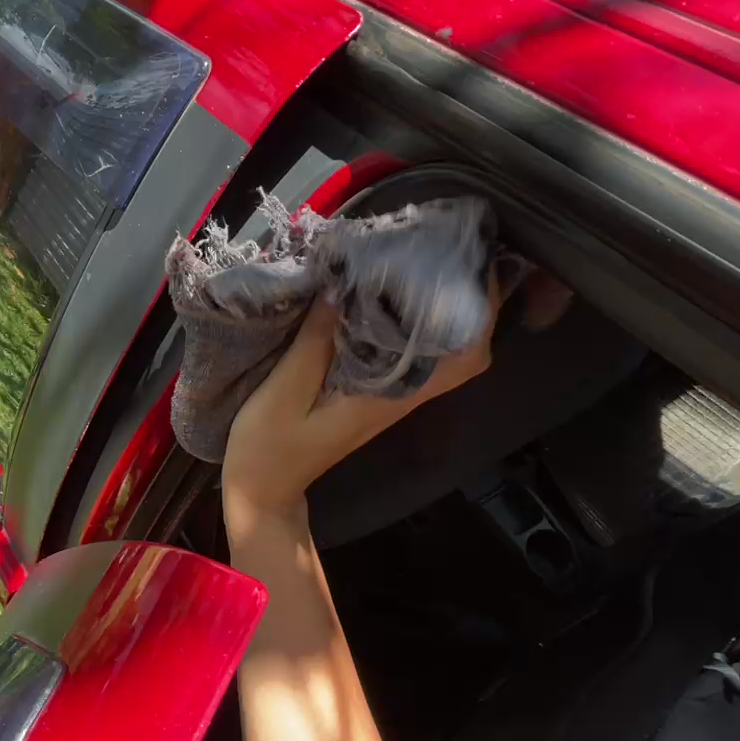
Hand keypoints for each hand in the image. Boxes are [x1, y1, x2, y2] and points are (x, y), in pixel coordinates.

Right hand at [222, 274, 500, 521]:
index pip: (459, 352)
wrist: (263, 490)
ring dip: (447, 309)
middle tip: (452, 250)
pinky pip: (414, 355)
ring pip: (444, 351)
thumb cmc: (268, 446)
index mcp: (386, 396)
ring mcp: (391, 398)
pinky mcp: (375, 395)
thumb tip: (345, 284)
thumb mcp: (283, 390)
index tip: (467, 259)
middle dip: (471, 300)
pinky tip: (395, 296)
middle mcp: (400, 396)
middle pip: (466, 351)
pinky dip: (418, 324)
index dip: (477, 306)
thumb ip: (316, 340)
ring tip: (429, 262)